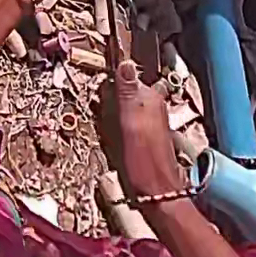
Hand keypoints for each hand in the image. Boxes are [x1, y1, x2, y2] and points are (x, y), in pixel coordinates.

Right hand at [103, 58, 188, 199]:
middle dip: (111, 96)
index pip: (128, 75)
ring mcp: (151, 120)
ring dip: (113, 111)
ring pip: (126, 105)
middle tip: (100, 109)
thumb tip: (125, 63)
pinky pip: (128, 120)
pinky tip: (113, 135)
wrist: (158, 193)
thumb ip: (127, 91)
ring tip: (105, 123)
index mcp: (150, 97)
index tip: (98, 87)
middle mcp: (153, 105)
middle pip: (126, 90)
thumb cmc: (143, 159)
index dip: (111, 79)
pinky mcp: (147, 134)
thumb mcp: (129, 122)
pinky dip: (118, 123)